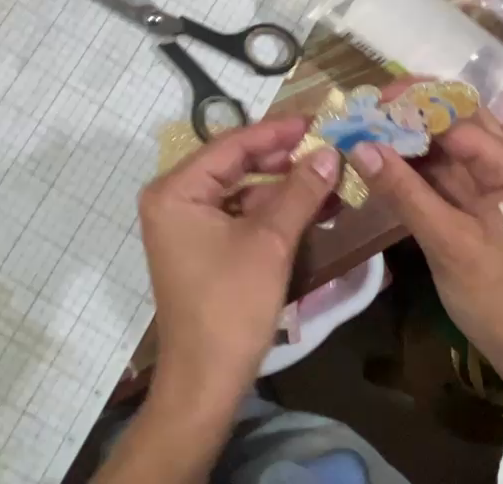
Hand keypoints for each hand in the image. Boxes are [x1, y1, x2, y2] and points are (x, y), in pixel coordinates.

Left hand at [138, 116, 340, 408]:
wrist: (205, 382)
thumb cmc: (231, 305)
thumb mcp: (271, 242)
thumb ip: (300, 191)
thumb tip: (329, 152)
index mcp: (175, 190)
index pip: (231, 145)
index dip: (276, 132)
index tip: (316, 120)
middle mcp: (172, 199)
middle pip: (234, 164)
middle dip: (282, 159)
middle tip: (325, 147)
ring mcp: (184, 225)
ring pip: (239, 190)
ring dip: (282, 187)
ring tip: (327, 178)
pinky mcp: (199, 247)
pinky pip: (237, 215)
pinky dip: (271, 211)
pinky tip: (309, 208)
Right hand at [348, 103, 502, 372]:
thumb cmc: (497, 296)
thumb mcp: (448, 243)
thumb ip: (404, 192)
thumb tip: (358, 146)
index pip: (459, 121)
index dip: (414, 108)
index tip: (370, 106)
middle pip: (455, 117)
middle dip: (411, 108)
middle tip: (366, 108)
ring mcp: (486, 177)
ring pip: (443, 137)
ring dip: (406, 130)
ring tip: (364, 125)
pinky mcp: (468, 195)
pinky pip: (435, 163)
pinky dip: (407, 157)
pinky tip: (378, 154)